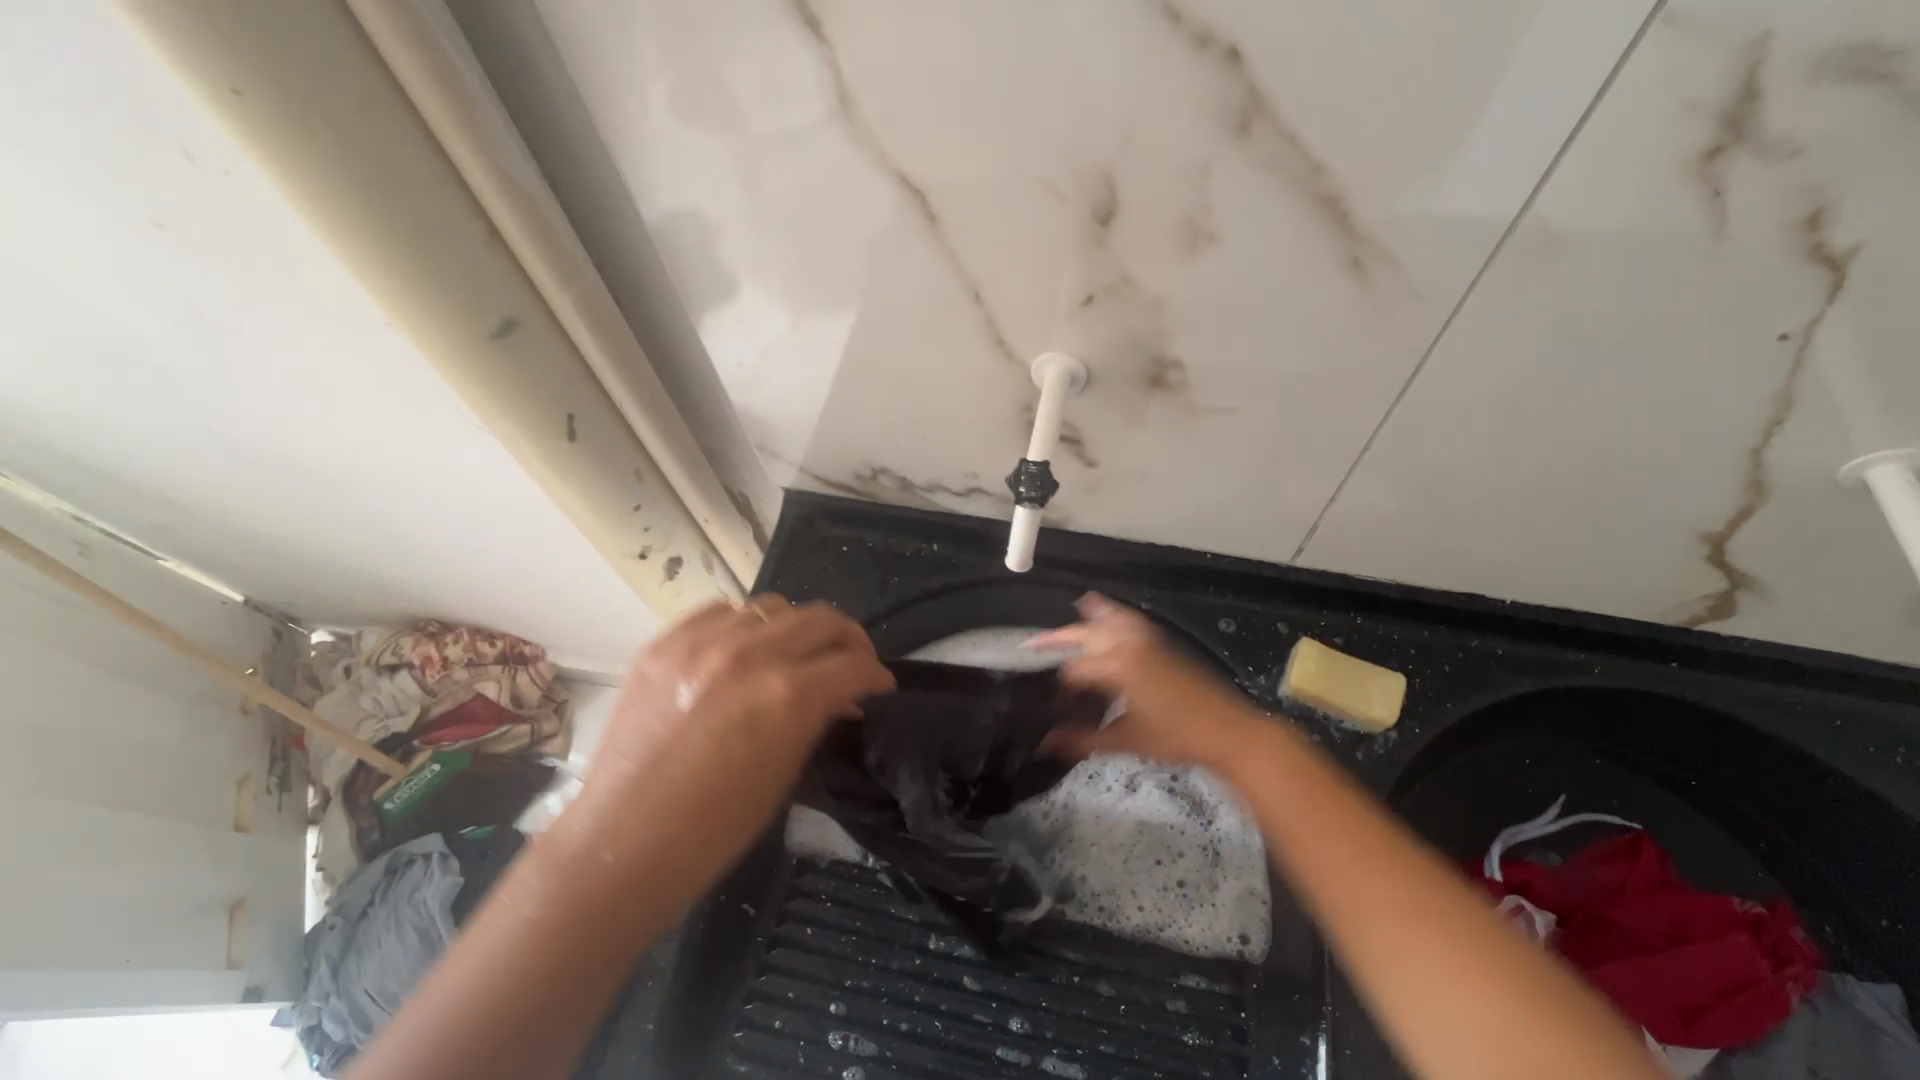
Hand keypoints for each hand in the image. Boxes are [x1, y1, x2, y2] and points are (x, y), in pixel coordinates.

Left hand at [577, 595, 894, 847]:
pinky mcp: (662, 644)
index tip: (878, 686)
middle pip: (821, 619)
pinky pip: (718, 611)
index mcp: (787, 696)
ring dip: (795, 629)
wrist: (624, 844)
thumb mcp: (786, 774)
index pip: (853, 663)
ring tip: (792, 656)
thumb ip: (817, 720)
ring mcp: (699, 644)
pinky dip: (742, 626)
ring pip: (771, 606)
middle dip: (848, 641)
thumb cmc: (715, 829)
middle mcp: (749, 655)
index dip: (875, 675)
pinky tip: (740, 651)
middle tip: (848, 663)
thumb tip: (842, 697)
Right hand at [1028, 593, 1266, 771]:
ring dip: (1091, 619)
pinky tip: (1114, 619)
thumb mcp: (1126, 741)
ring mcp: (1149, 642)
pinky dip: (1117, 616)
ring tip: (1076, 610)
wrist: (1230, 731)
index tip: (1042, 696)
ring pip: (1111, 621)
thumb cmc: (1178, 738)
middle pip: (1086, 635)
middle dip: (1058, 638)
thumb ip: (1084, 739)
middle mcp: (1129, 646)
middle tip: (1033, 644)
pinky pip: (1132, 622)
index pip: (1074, 669)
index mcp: (1117, 667)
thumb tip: (1046, 742)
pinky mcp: (1164, 646)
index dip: (1056, 683)